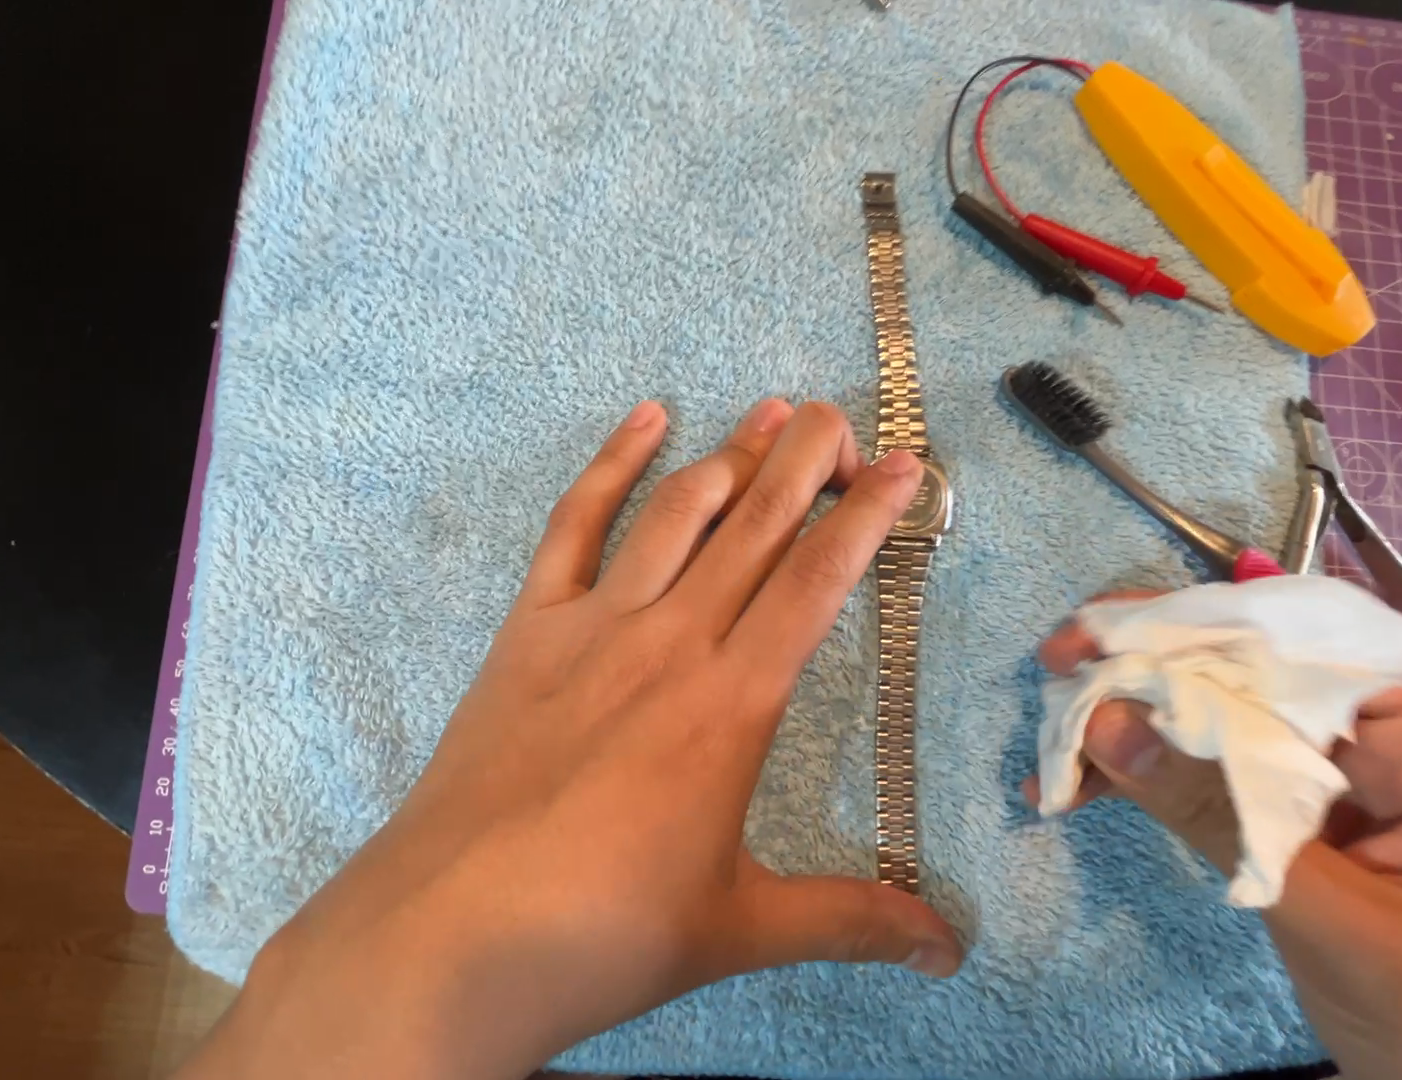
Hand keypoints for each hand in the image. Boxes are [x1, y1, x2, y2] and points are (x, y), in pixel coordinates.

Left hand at [181, 400, 961, 1079]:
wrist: (453, 928)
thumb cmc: (602, 930)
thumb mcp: (740, 927)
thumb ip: (849, 919)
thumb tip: (948, 946)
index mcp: (733, 703)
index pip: (815, 583)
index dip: (864, 518)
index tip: (898, 468)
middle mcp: (671, 640)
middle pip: (753, 525)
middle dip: (804, 460)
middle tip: (840, 420)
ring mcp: (594, 621)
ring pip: (677, 511)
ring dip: (730, 454)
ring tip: (771, 412)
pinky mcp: (531, 623)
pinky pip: (575, 522)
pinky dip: (612, 463)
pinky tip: (646, 418)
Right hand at [1035, 598, 1401, 1079]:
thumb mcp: (1345, 928)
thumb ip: (1221, 817)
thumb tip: (1105, 722)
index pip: (1320, 650)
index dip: (1206, 624)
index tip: (1104, 630)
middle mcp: (1399, 757)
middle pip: (1260, 680)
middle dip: (1151, 673)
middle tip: (1057, 670)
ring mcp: (1348, 796)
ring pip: (1225, 730)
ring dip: (1136, 733)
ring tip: (1057, 748)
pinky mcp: (1305, 834)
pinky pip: (1217, 784)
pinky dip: (1151, 784)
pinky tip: (1087, 793)